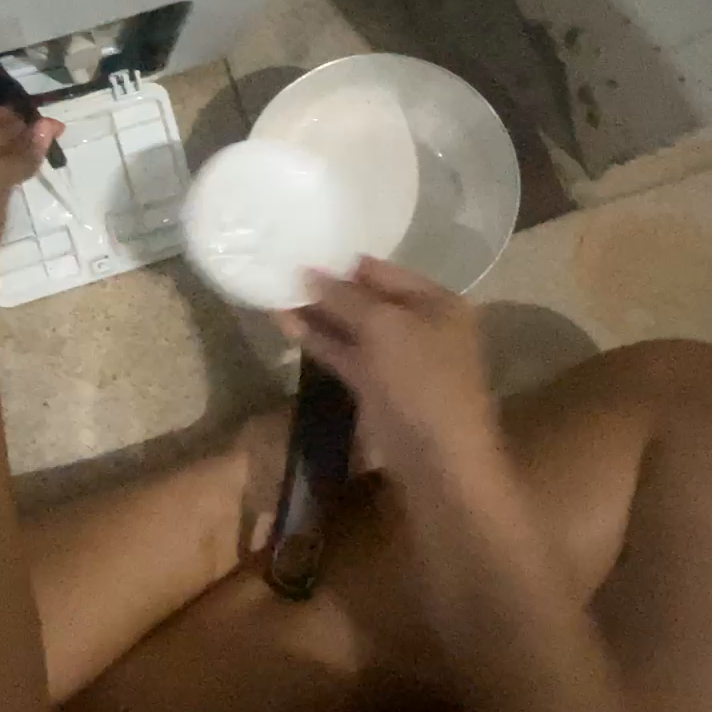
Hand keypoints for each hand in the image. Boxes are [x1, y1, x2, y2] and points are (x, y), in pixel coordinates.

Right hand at [283, 258, 497, 468]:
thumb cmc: (421, 380)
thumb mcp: (384, 327)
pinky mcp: (374, 385)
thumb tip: (308, 273)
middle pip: (365, 298)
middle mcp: (419, 325)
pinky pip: (343, 353)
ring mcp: (395, 358)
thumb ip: (344, 297)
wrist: (437, 459)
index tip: (301, 251)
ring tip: (274, 293)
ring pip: (350, 328)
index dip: (342, 263)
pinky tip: (285, 324)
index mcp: (437, 303)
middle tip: (281, 271)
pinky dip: (317, 340)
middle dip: (325, 288)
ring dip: (315, 313)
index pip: (382, 271)